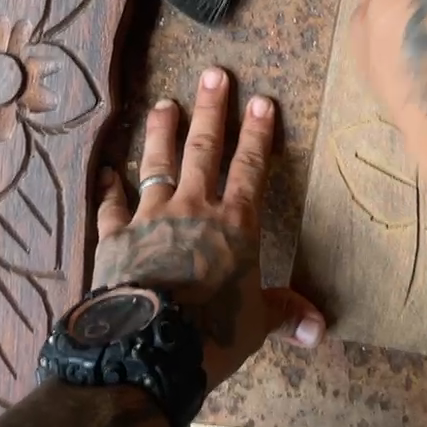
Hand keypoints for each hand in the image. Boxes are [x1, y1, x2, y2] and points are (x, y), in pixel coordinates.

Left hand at [92, 66, 324, 391]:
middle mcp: (193, 207)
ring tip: (164, 104)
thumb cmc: (211, 333)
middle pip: (204, 149)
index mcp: (234, 223)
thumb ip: (285, 313)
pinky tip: (106, 173)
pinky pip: (112, 207)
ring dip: (162, 132)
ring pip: (158, 163)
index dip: (258, 133)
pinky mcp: (116, 237)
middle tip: (214, 74)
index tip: (262, 100)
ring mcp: (152, 217)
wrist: (146, 351)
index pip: (251, 167)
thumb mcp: (256, 323)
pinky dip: (109, 190)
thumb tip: (320, 330)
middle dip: (211, 110)